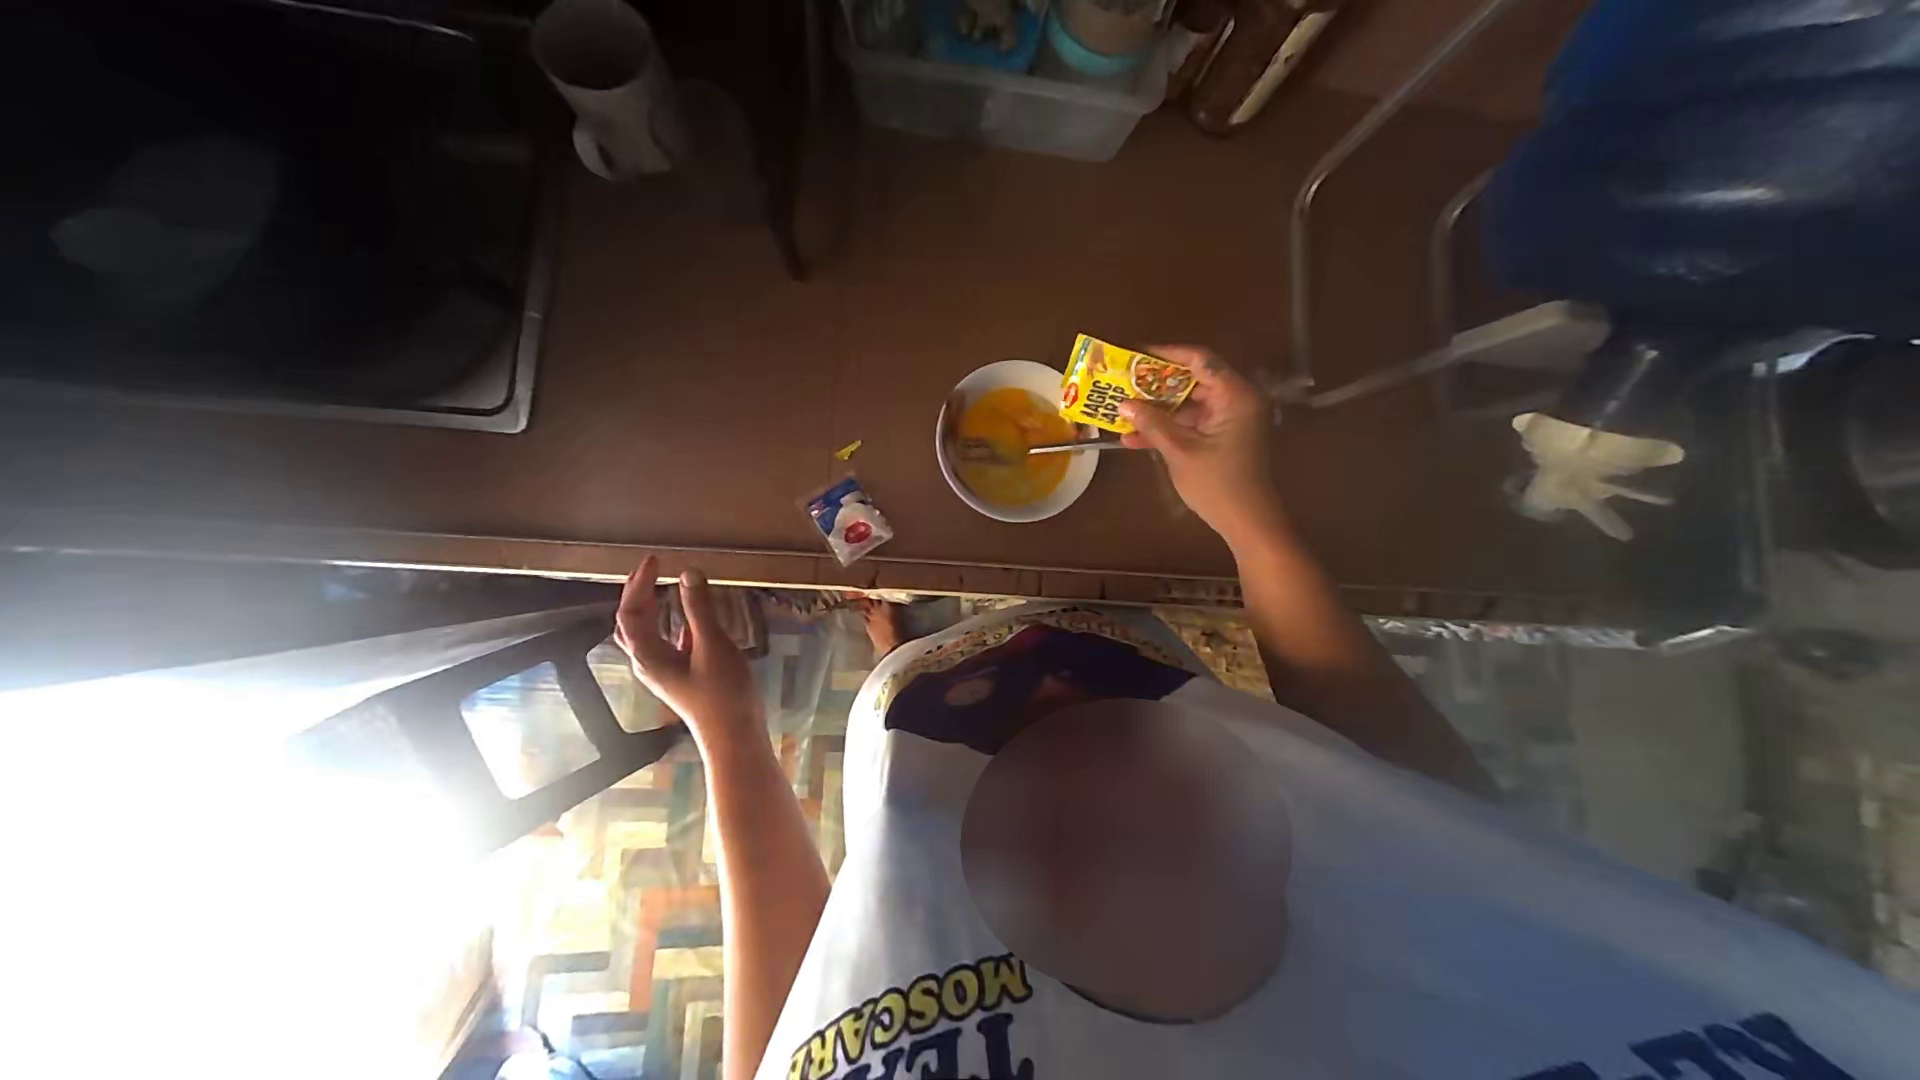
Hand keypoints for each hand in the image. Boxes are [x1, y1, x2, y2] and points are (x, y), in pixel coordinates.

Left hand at [615, 555, 760, 745]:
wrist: (734, 735)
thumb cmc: (722, 693)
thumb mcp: (712, 645)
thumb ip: (700, 608)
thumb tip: (688, 572)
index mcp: (649, 655)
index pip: (631, 611)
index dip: (639, 583)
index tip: (655, 560)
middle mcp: (650, 663)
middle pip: (632, 623)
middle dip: (638, 594)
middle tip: (652, 570)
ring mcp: (665, 672)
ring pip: (648, 634)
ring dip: (653, 608)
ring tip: (664, 588)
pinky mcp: (683, 677)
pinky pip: (668, 643)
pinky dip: (673, 623)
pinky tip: (691, 620)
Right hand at [1119, 346, 1282, 546]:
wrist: (1247, 521)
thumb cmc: (1218, 484)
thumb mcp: (1180, 451)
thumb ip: (1152, 423)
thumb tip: (1123, 403)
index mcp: (1235, 396)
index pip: (1201, 360)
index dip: (1167, 354)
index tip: (1136, 355)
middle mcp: (1236, 400)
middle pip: (1193, 380)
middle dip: (1156, 384)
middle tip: (1124, 382)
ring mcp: (1230, 419)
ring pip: (1188, 404)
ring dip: (1158, 410)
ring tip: (1123, 410)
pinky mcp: (1223, 436)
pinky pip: (1191, 423)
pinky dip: (1168, 428)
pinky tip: (1135, 437)